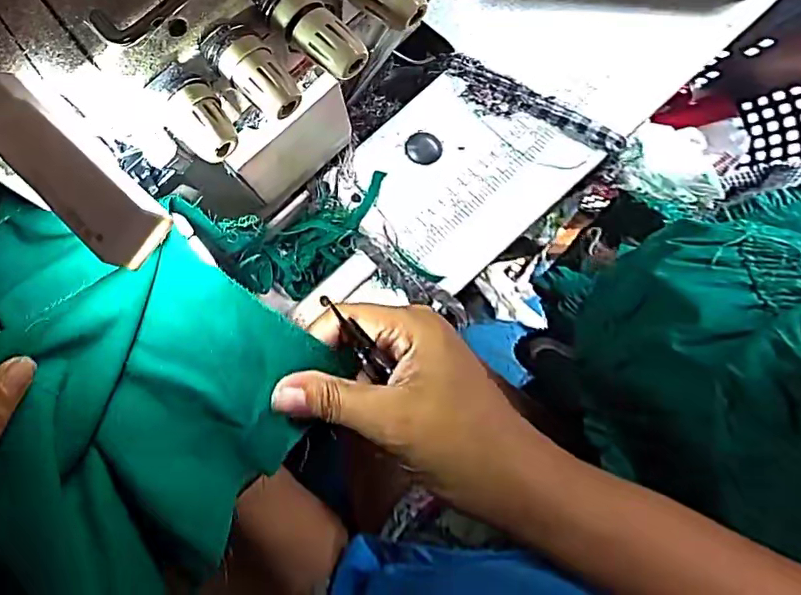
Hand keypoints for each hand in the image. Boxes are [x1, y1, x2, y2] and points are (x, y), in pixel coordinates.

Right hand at [270, 303, 547, 522]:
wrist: (520, 486)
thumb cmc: (464, 446)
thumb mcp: (388, 421)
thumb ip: (331, 399)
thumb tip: (280, 389)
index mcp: (411, 323)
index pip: (343, 315)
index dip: (313, 342)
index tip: (288, 374)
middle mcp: (415, 328)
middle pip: (351, 334)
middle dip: (325, 365)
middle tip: (297, 395)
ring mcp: (420, 353)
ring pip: (362, 358)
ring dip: (342, 383)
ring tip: (320, 411)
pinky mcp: (422, 378)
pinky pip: (378, 375)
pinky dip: (360, 394)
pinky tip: (350, 418)